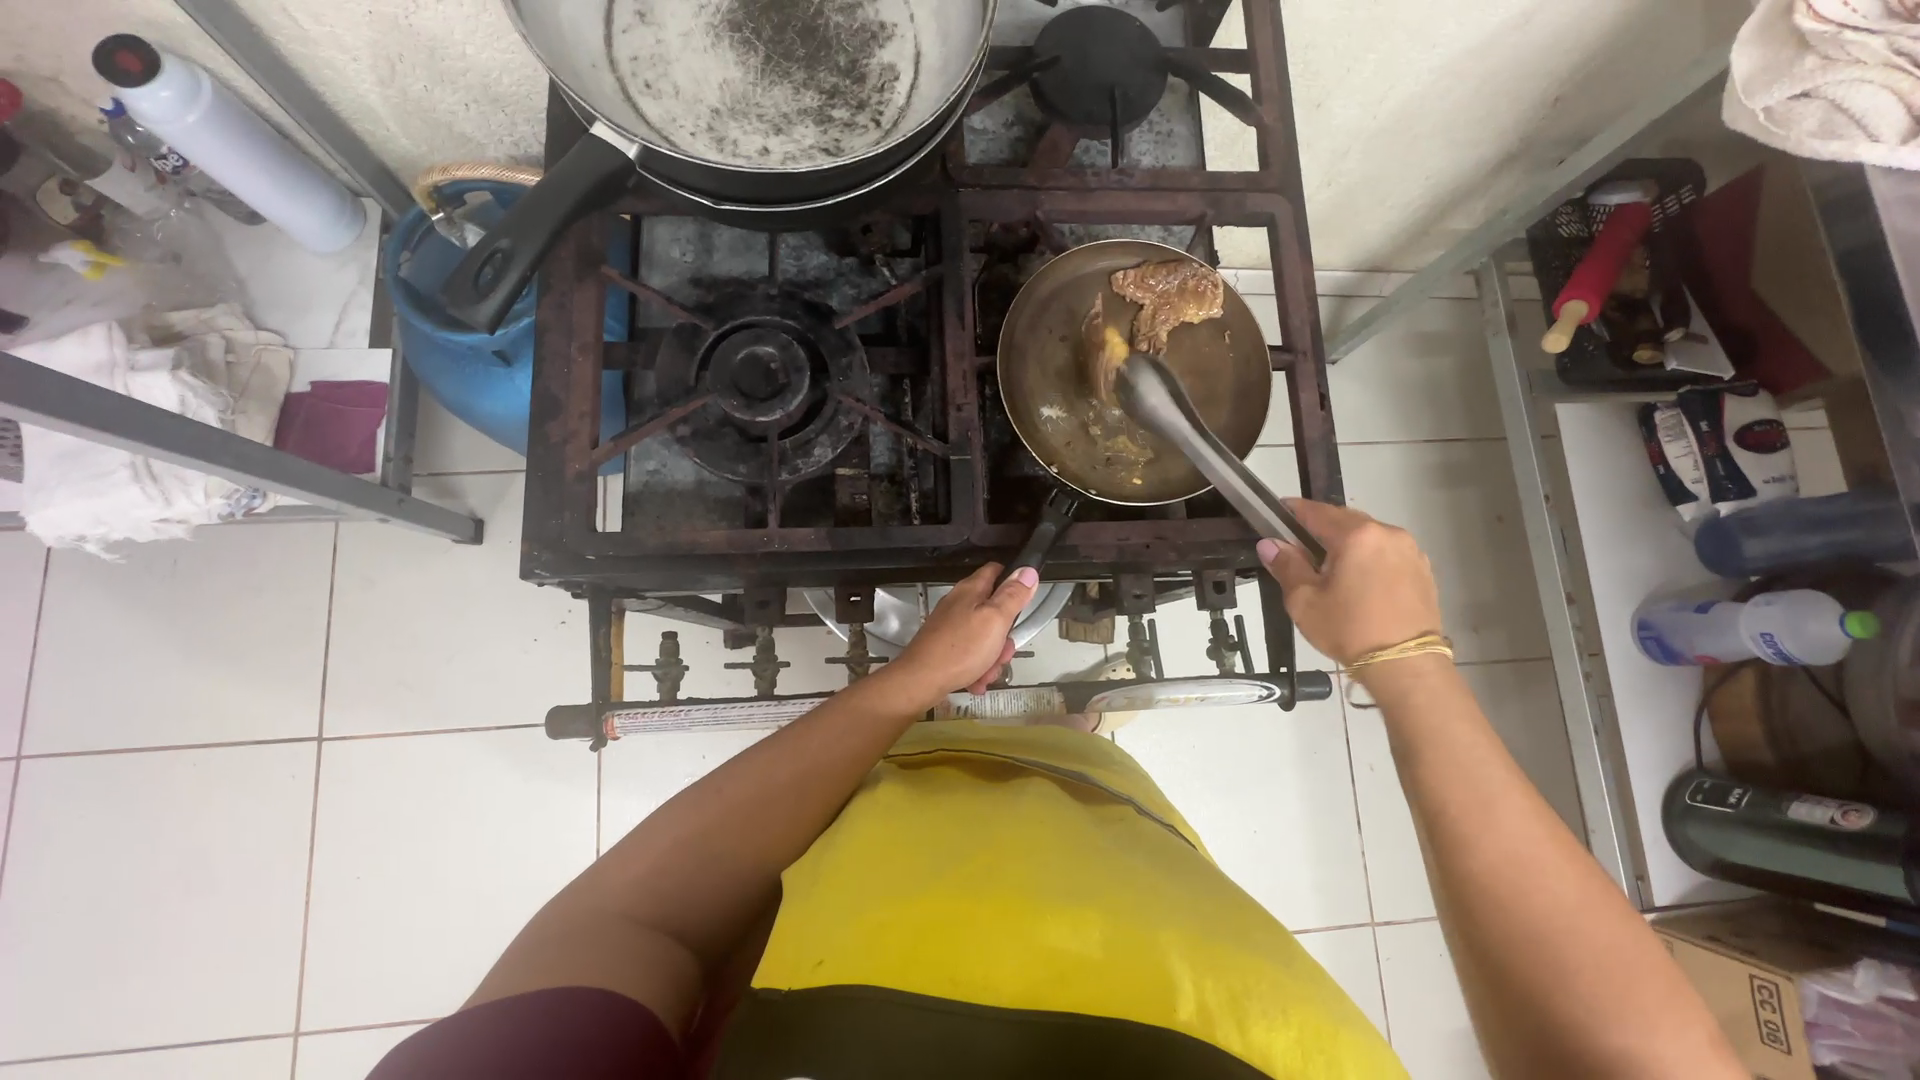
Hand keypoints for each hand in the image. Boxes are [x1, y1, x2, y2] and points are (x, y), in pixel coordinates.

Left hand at [889, 563, 1038, 697]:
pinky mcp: (945, 647)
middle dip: (1005, 634)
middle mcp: (959, 604)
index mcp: (971, 591)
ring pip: (985, 638)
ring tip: (987, 671)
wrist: (920, 681)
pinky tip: (977, 680)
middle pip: (994, 612)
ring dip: (992, 657)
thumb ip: (1013, 595)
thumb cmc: (959, 650)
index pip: (995, 571)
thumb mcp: (995, 620)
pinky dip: (977, 669)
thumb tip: (1027, 571)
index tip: (1023, 599)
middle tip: (1003, 649)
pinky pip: (971, 655)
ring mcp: (950, 626)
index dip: (1013, 581)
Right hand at [1257, 499, 1442, 668]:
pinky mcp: (1424, 570)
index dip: (1295, 510)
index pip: (1317, 512)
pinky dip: (1371, 558)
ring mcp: (1411, 550)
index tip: (1280, 510)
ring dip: (1349, 543)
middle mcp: (1387, 533)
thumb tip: (1270, 544)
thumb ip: (1286, 566)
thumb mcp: (1305, 601)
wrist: (1406, 666)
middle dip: (1323, 528)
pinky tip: (1361, 581)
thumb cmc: (1349, 630)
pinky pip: (1389, 552)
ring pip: (1370, 536)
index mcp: (1356, 536)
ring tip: (1332, 568)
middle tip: (1302, 546)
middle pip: (1347, 520)